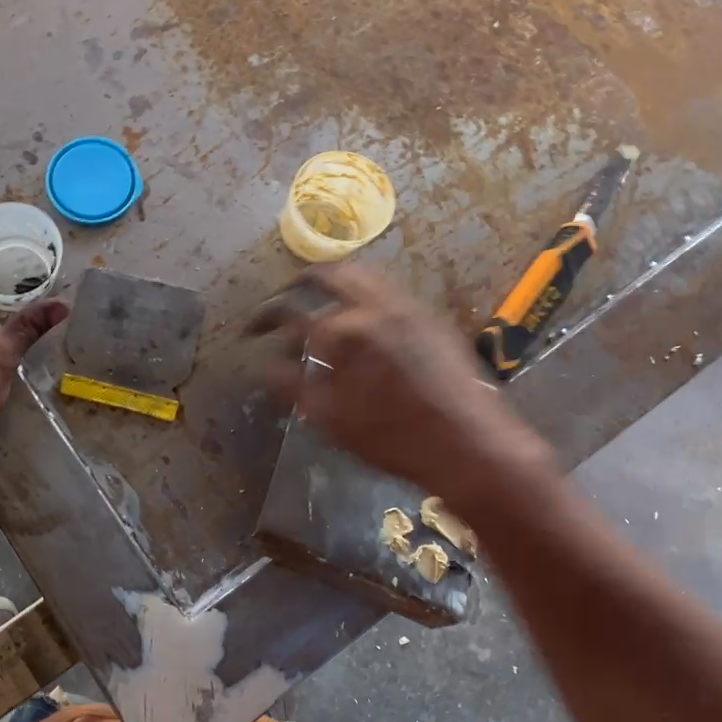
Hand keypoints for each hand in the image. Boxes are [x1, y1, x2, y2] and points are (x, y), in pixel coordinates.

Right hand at [246, 264, 554, 513]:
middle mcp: (372, 307)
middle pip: (327, 275)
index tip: (251, 329)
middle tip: (285, 298)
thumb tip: (263, 363)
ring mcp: (405, 307)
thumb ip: (290, 384)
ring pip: (361, 276)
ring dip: (334, 283)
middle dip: (299, 284)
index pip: (287, 311)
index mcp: (340, 332)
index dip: (262, 318)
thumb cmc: (392, 439)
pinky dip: (364, 293)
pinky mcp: (429, 316)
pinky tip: (360, 319)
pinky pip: (388, 289)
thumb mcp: (329, 418)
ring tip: (320, 302)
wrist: (469, 446)